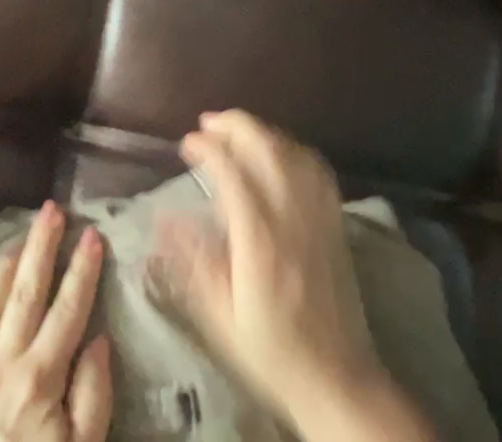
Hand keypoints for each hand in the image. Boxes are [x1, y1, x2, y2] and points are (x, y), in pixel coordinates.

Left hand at [0, 200, 113, 441]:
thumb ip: (93, 394)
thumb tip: (96, 337)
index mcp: (40, 378)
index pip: (66, 310)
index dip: (82, 270)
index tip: (92, 235)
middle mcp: (2, 362)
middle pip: (23, 292)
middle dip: (40, 247)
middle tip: (52, 210)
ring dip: (4, 261)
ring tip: (20, 233)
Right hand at [154, 110, 383, 423]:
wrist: (337, 379)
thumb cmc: (270, 351)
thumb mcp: (219, 315)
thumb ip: (193, 261)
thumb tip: (164, 217)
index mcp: (260, 239)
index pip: (232, 172)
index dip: (208, 148)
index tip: (186, 143)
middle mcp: (293, 218)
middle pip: (267, 149)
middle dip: (236, 125)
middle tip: (208, 123)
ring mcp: (320, 218)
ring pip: (294, 153)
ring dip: (264, 132)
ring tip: (236, 130)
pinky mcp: (337, 225)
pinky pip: (318, 171)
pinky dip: (294, 149)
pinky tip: (280, 152)